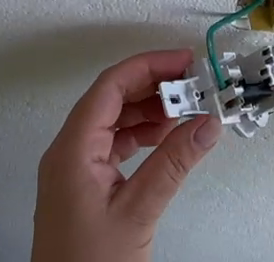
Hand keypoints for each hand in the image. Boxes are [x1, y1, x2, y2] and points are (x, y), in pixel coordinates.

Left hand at [32, 49, 222, 261]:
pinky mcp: (84, 187)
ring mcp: (74, 170)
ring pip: (112, 120)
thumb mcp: (137, 212)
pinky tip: (165, 138)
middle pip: (111, 98)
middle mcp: (68, 152)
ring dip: (148, 110)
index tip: (181, 61)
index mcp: (72, 149)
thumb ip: (173, 164)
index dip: (148, 67)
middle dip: (152, 86)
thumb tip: (204, 124)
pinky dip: (140, 134)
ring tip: (184, 109)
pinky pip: (112, 143)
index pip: (111, 86)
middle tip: (190, 81)